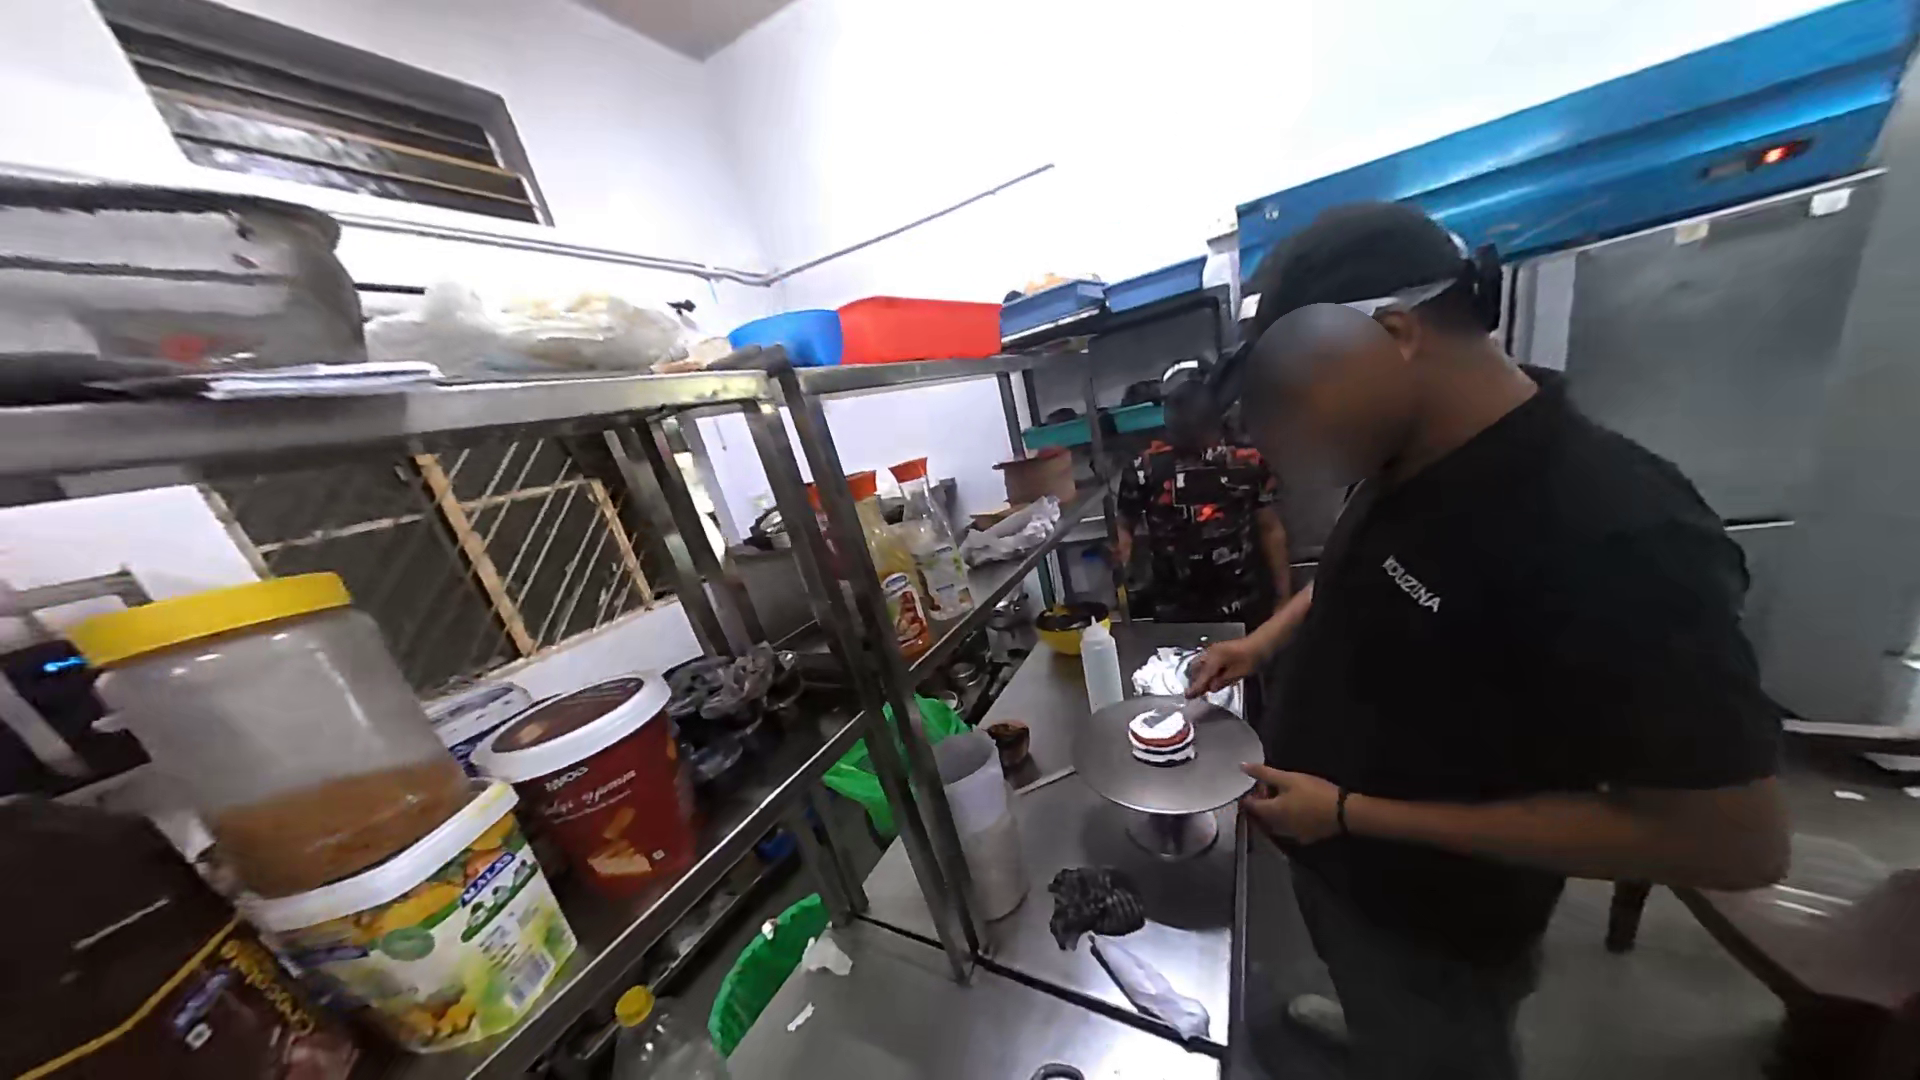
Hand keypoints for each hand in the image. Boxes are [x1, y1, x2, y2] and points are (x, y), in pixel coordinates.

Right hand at [1186, 638, 1263, 696]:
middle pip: (1196, 669)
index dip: (1195, 687)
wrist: (1260, 644)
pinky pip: (1204, 661)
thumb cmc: (1252, 659)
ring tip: (1202, 687)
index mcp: (1215, 658)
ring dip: (1199, 675)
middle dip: (1195, 680)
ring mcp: (1212, 650)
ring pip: (1199, 664)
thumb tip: (1211, 687)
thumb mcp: (1239, 673)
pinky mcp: (1217, 650)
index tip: (1187, 696)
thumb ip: (1223, 680)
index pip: (1202, 676)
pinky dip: (1204, 670)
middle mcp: (1210, 653)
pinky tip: (1210, 677)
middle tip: (1196, 693)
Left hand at [1239, 764, 1341, 843]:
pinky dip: (1284, 819)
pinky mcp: (1306, 838)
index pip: (1251, 806)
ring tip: (1278, 796)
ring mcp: (1293, 835)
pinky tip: (1292, 808)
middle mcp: (1279, 827)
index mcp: (1272, 812)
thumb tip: (1241, 767)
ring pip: (1274, 824)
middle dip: (1260, 803)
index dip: (1248, 796)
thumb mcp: (1287, 778)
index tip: (1252, 786)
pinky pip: (1287, 829)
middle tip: (1266, 788)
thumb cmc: (1313, 792)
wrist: (1345, 812)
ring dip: (1272, 811)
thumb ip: (1263, 773)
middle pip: (1261, 816)